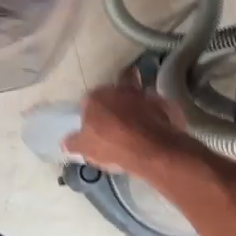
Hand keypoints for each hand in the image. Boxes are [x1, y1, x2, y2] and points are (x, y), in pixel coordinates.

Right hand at [64, 83, 202, 175]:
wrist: (152, 151)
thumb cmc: (111, 146)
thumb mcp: (84, 149)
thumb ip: (73, 142)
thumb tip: (67, 141)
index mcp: (97, 97)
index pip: (90, 98)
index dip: (91, 109)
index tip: (94, 122)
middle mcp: (121, 90)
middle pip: (119, 85)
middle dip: (119, 94)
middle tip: (118, 112)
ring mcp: (147, 95)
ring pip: (141, 92)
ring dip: (139, 101)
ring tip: (138, 117)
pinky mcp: (167, 105)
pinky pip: (159, 107)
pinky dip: (157, 113)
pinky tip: (155, 126)